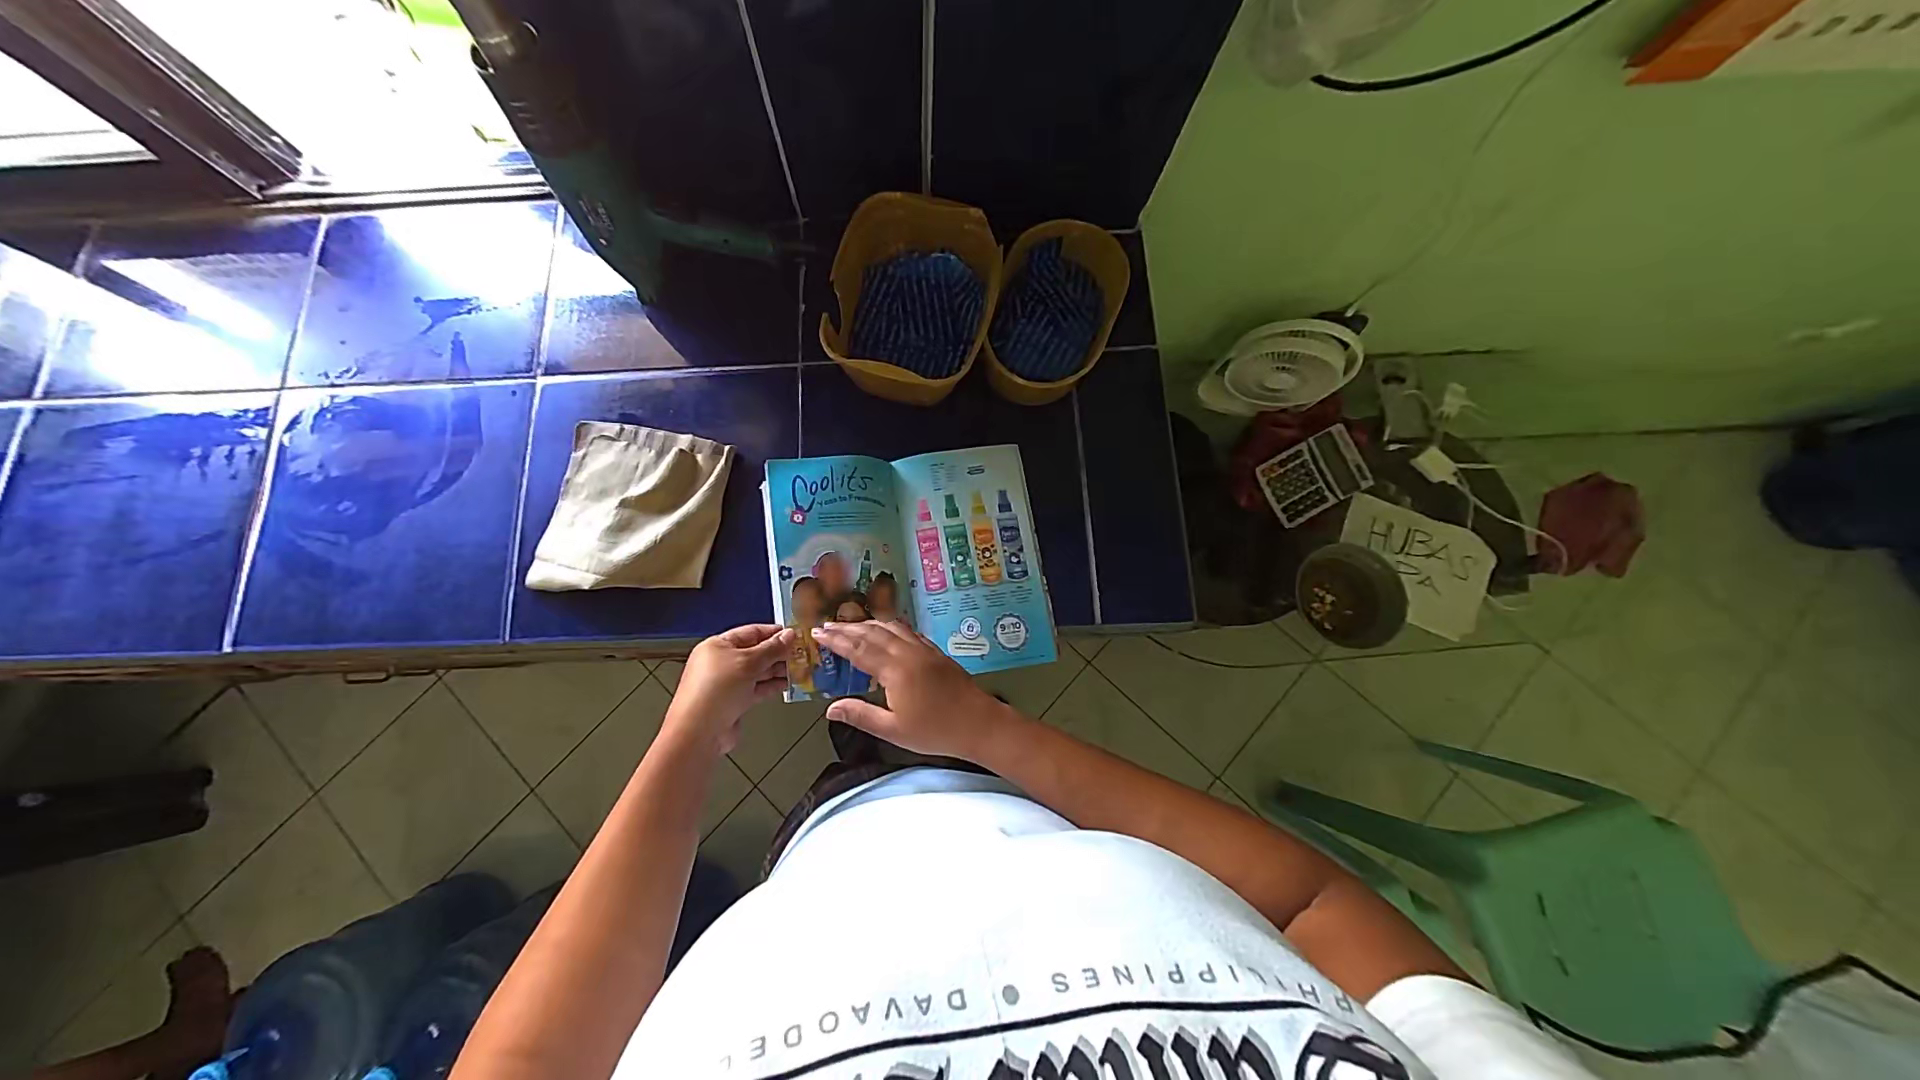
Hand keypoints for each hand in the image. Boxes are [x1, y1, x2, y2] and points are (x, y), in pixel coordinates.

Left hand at [665, 624, 792, 753]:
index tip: (793, 634)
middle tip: (800, 652)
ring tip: (799, 668)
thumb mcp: (748, 663)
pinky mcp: (734, 702)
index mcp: (717, 646)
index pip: (751, 632)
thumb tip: (788, 636)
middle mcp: (721, 663)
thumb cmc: (712, 694)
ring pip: (758, 671)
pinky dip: (772, 686)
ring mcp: (728, 684)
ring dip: (778, 670)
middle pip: (756, 652)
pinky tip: (787, 684)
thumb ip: (771, 648)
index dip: (773, 633)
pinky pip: (758, 688)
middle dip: (779, 652)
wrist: (699, 733)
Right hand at [811, 620, 1018, 760]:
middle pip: (872, 633)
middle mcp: (908, 653)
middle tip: (827, 626)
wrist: (978, 722)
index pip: (858, 649)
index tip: (818, 633)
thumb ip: (861, 715)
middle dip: (847, 628)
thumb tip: (830, 709)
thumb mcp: (893, 730)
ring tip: (850, 625)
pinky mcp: (935, 652)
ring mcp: (923, 650)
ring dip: (868, 624)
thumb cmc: (935, 730)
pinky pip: (908, 631)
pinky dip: (890, 627)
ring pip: (891, 628)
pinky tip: (886, 630)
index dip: (836, 640)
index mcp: (895, 670)